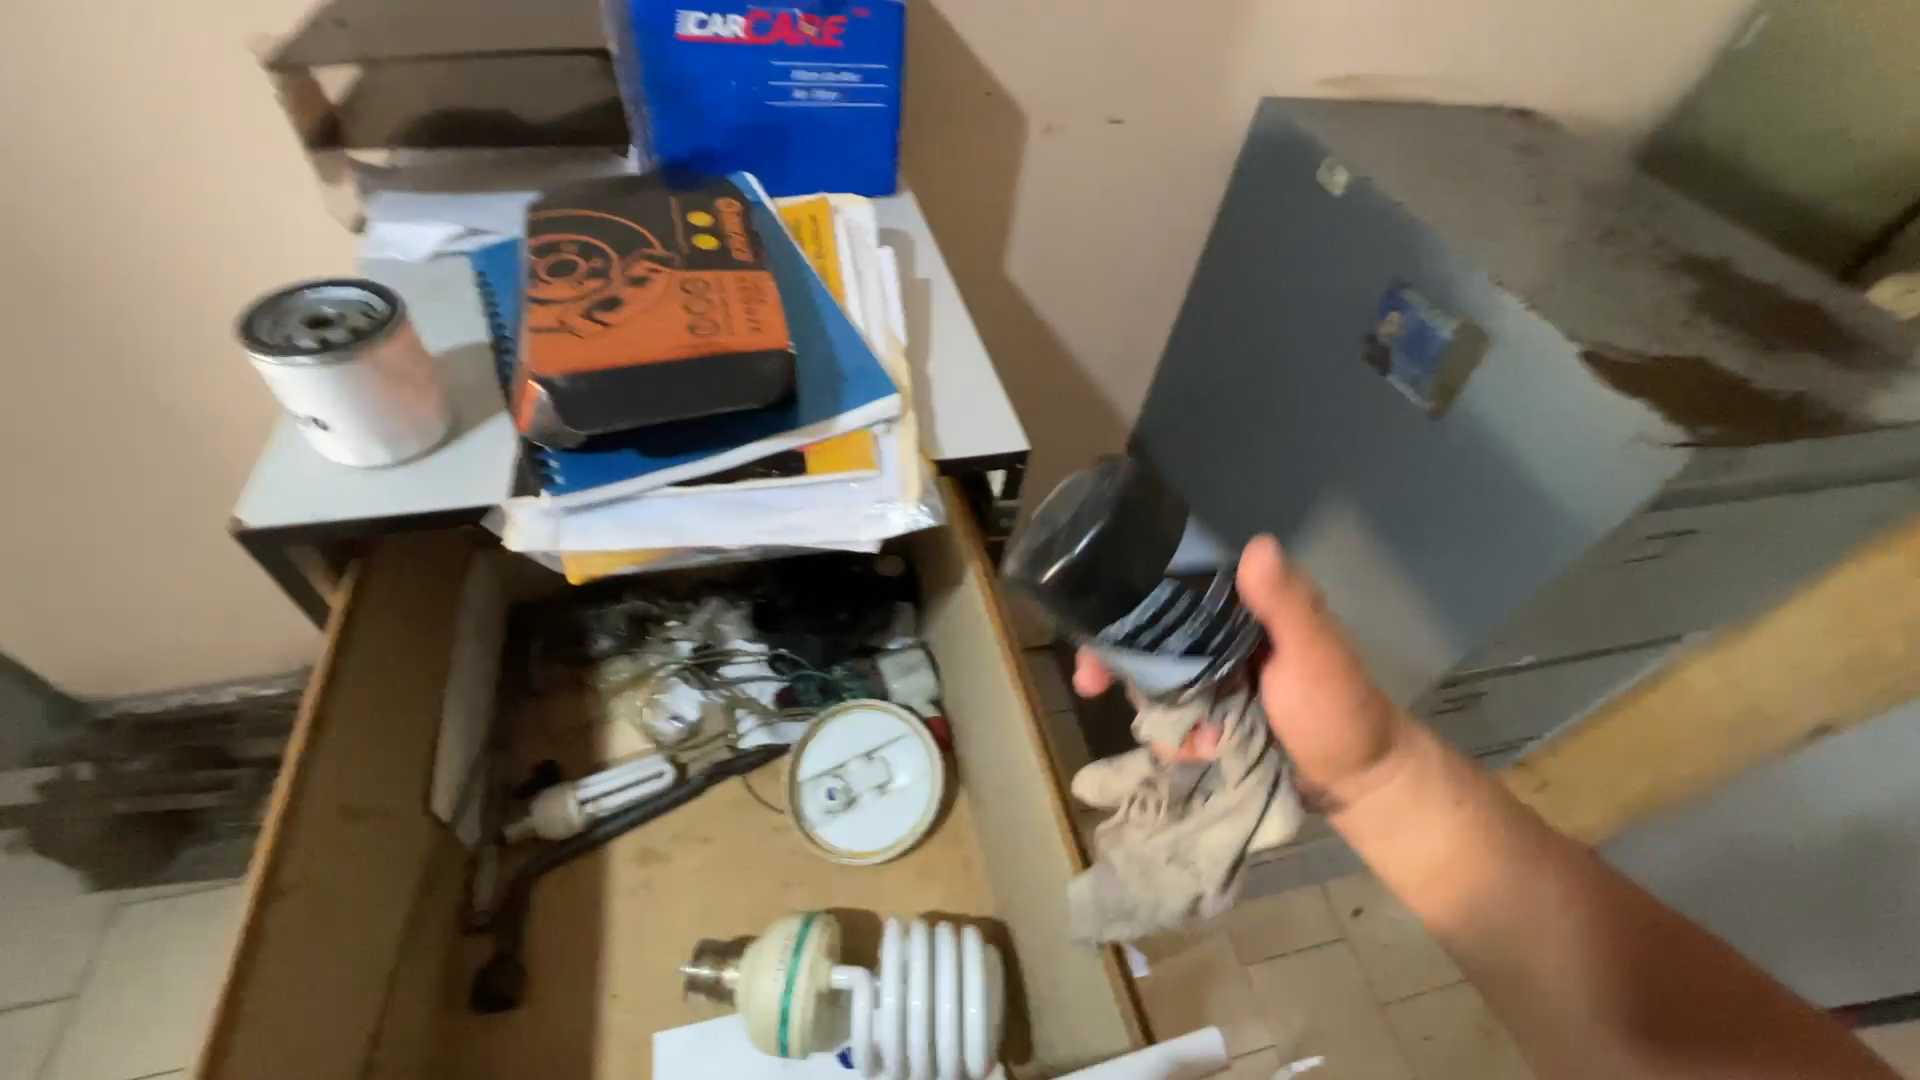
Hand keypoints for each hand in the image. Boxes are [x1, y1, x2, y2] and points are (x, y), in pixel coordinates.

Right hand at [1074, 535, 1411, 807]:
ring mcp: (1211, 675)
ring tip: (1192, 744)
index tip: (1095, 628)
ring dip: (1156, 712)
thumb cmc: (1340, 710)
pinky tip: (1199, 754)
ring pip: (1152, 679)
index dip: (1124, 603)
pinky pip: (1169, 717)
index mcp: (1240, 606)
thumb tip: (1256, 544)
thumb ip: (1285, 604)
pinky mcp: (1210, 713)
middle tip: (1090, 684)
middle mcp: (1218, 633)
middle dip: (1116, 662)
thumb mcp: (1315, 654)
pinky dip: (1173, 738)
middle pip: (1146, 635)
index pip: (1169, 588)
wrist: (1359, 781)